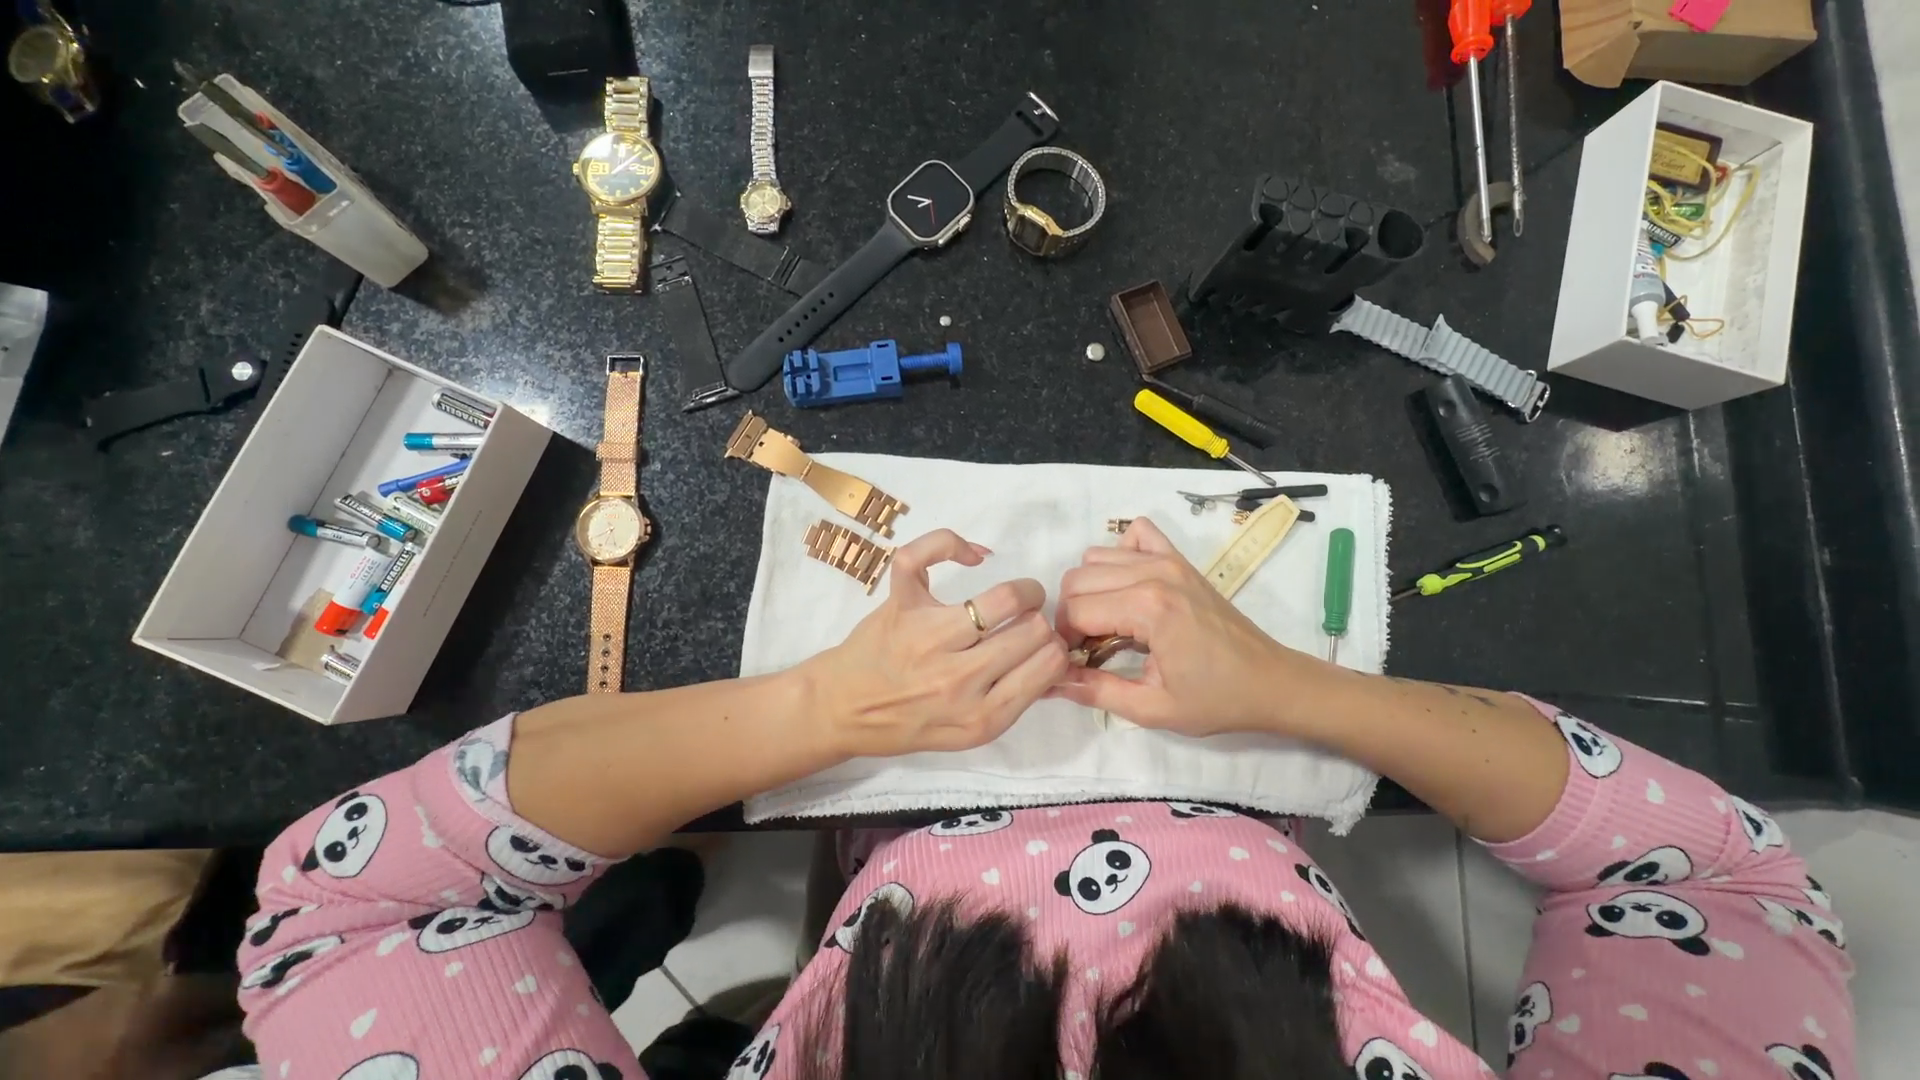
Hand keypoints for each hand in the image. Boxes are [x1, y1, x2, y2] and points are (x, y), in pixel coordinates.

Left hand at [801, 529, 1069, 757]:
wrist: (842, 711)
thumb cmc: (908, 723)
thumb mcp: (966, 732)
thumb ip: (1012, 701)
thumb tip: (1056, 663)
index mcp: (980, 716)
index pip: (1048, 664)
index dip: (1056, 649)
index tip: (1044, 646)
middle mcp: (957, 678)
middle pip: (1033, 630)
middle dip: (1041, 622)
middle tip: (1028, 623)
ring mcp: (927, 638)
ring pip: (1002, 599)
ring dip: (1021, 591)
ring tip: (1016, 597)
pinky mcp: (900, 606)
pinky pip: (921, 557)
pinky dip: (950, 543)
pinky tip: (970, 556)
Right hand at [1052, 517, 1306, 735]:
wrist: (1271, 683)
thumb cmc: (1215, 700)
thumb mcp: (1152, 708)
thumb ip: (1096, 691)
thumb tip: (1049, 682)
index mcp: (1148, 608)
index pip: (1074, 611)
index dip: (1066, 641)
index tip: (1080, 665)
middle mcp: (1154, 573)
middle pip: (1077, 580)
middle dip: (1073, 615)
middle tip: (1092, 648)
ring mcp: (1169, 560)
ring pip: (1096, 557)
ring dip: (1092, 589)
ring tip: (1111, 623)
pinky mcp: (1180, 560)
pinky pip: (1136, 535)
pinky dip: (1121, 556)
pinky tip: (1129, 589)